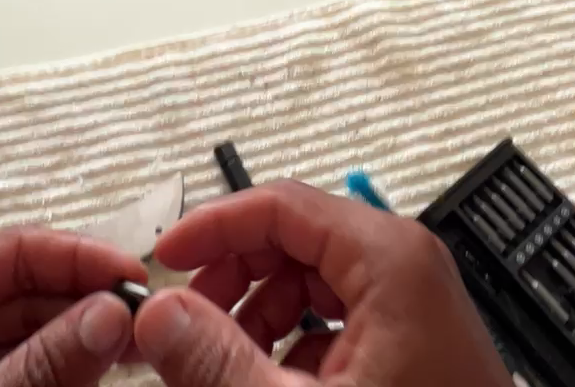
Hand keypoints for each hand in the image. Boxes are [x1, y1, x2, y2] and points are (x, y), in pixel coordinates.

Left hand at [0, 228, 145, 386]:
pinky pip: (19, 369)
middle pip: (30, 291)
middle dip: (88, 307)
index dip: (83, 259)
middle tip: (148, 328)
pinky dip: (58, 373)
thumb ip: (39, 367)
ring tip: (133, 353)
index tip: (140, 279)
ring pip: (31, 332)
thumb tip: (116, 313)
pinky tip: (93, 374)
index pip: (16, 252)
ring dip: (80, 342)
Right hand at [131, 181, 513, 386]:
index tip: (168, 256)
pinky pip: (336, 312)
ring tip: (224, 359)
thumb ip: (221, 363)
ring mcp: (411, 296)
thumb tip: (162, 315)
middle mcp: (405, 262)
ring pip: (312, 275)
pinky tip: (270, 380)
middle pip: (295, 236)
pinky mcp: (410, 333)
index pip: (282, 204)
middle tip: (189, 316)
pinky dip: (293, 338)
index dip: (215, 225)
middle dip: (234, 273)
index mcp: (389, 257)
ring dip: (259, 311)